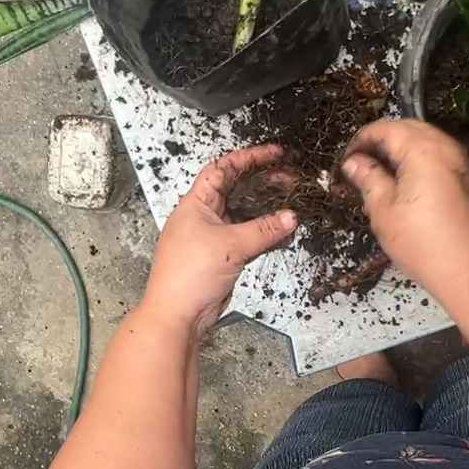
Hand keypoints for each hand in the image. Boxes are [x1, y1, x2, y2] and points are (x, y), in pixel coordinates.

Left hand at [140, 144, 298, 337]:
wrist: (178, 314)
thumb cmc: (187, 275)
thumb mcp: (230, 245)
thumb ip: (264, 229)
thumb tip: (289, 217)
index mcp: (196, 203)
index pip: (224, 169)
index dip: (249, 158)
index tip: (274, 154)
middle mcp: (203, 217)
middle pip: (237, 190)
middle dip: (263, 183)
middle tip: (288, 180)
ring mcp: (213, 237)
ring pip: (244, 216)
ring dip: (267, 211)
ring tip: (291, 206)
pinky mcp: (222, 257)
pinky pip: (248, 239)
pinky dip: (265, 235)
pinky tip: (284, 235)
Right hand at [339, 119, 468, 294]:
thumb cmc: (422, 243)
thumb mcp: (384, 211)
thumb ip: (368, 179)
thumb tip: (353, 162)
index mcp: (423, 151)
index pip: (386, 129)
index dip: (361, 140)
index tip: (346, 160)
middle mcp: (445, 148)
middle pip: (408, 128)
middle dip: (382, 140)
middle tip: (361, 164)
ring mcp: (459, 163)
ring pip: (425, 141)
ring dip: (400, 150)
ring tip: (380, 175)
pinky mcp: (466, 179)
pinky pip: (437, 156)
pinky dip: (417, 160)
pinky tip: (404, 185)